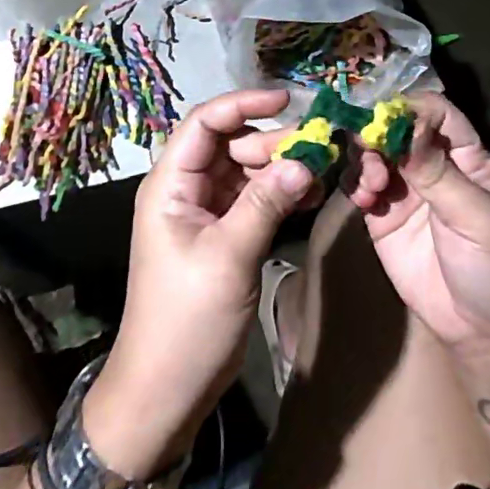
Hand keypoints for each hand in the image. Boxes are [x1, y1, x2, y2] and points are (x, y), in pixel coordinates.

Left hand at [85, 90, 326, 477]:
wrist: (166, 389)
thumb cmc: (186, 319)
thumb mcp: (229, 257)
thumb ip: (265, 204)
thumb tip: (305, 161)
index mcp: (170, 183)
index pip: (204, 123)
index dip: (242, 104)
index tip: (287, 99)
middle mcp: (186, 189)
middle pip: (230, 145)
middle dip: (272, 141)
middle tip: (319, 148)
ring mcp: (205, 213)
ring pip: (245, 171)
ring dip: (281, 168)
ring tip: (323, 170)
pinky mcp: (223, 235)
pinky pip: (253, 200)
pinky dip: (280, 194)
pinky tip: (312, 194)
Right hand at [358, 94, 489, 359]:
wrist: (484, 335)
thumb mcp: (478, 219)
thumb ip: (439, 173)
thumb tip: (406, 125)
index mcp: (466, 158)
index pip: (438, 114)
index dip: (412, 108)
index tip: (386, 115)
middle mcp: (432, 165)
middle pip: (397, 129)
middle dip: (378, 131)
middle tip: (365, 144)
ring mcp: (405, 190)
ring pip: (374, 153)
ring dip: (364, 158)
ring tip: (370, 184)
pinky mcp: (382, 215)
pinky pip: (360, 185)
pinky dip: (354, 184)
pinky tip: (363, 200)